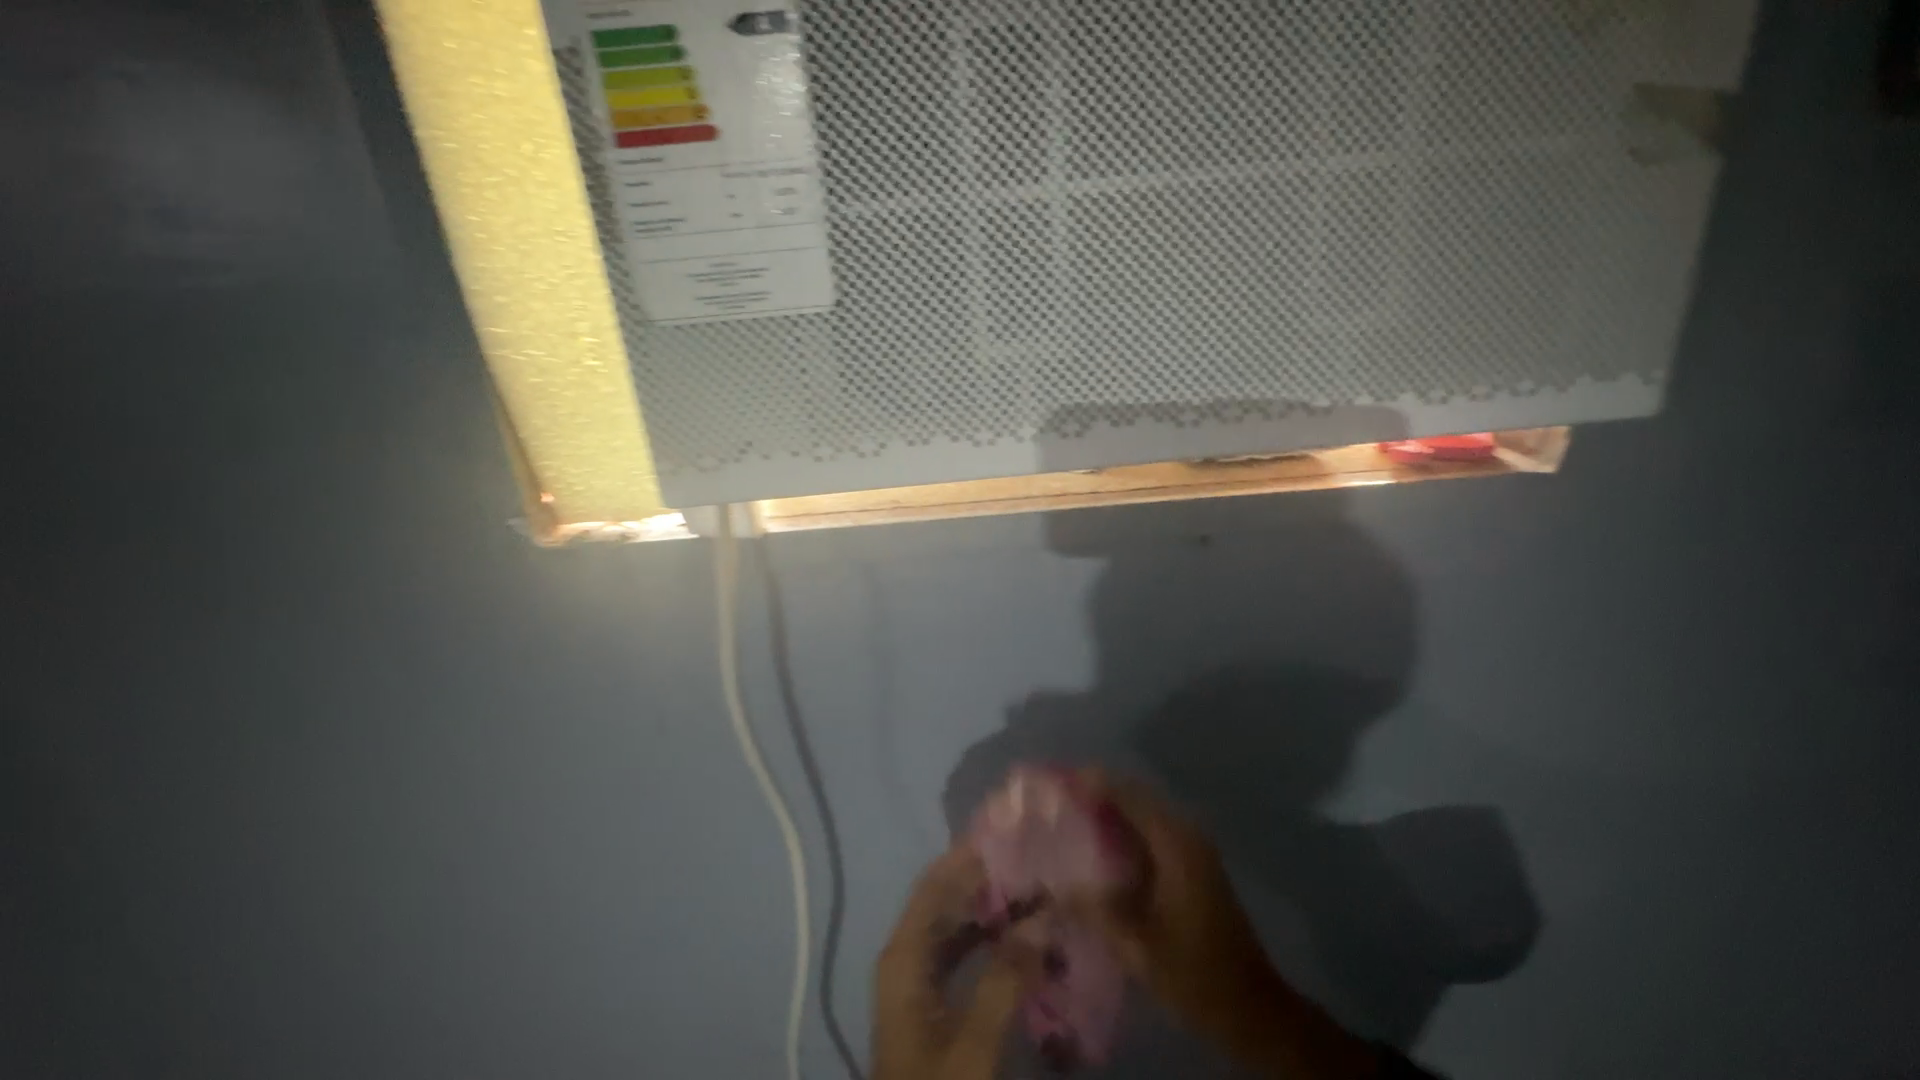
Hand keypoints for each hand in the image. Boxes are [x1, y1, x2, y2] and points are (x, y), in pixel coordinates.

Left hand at [873, 847, 1037, 1079]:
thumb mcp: (973, 1044)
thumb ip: (1006, 980)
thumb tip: (1041, 921)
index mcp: (904, 955)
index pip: (936, 885)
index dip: (968, 854)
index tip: (1010, 828)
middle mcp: (906, 956)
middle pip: (946, 901)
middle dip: (988, 878)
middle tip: (1038, 855)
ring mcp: (917, 981)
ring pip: (956, 928)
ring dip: (992, 909)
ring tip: (1040, 889)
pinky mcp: (932, 1003)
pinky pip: (962, 955)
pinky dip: (990, 942)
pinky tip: (1026, 941)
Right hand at [1069, 772, 1379, 1078]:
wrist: (1250, 1007)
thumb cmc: (1194, 974)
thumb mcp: (1136, 947)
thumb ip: (1095, 909)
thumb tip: (1055, 885)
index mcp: (1175, 846)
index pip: (1128, 796)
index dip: (1092, 784)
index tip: (1055, 781)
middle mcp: (1187, 837)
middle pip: (1136, 798)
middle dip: (1097, 793)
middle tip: (1055, 799)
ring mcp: (1194, 852)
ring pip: (1144, 816)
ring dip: (1110, 812)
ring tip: (1067, 818)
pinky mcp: (1193, 869)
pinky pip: (1152, 834)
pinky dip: (1124, 832)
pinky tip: (1095, 849)